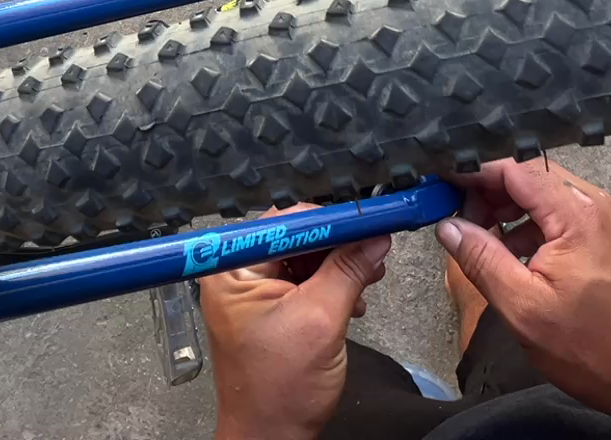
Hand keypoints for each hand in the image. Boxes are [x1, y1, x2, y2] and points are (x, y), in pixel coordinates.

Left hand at [199, 204, 392, 439]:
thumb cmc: (280, 392)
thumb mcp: (321, 320)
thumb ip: (349, 270)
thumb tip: (375, 237)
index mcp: (234, 268)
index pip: (286, 221)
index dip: (328, 219)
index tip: (364, 219)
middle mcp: (239, 272)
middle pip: (297, 236)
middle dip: (338, 243)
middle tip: (371, 246)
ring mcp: (255, 291)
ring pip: (306, 256)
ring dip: (340, 264)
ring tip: (369, 273)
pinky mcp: (272, 307)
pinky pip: (305, 278)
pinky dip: (332, 283)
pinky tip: (355, 297)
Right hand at [435, 159, 610, 435]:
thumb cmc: (593, 347)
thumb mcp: (523, 306)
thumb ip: (481, 259)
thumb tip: (448, 227)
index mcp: (575, 213)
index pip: (514, 169)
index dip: (474, 172)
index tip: (444, 184)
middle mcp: (593, 204)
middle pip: (528, 176)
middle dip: (490, 192)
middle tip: (461, 221)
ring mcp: (604, 218)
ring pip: (543, 193)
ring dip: (509, 208)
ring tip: (484, 240)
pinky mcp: (607, 235)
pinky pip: (560, 212)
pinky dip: (532, 224)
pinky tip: (515, 254)